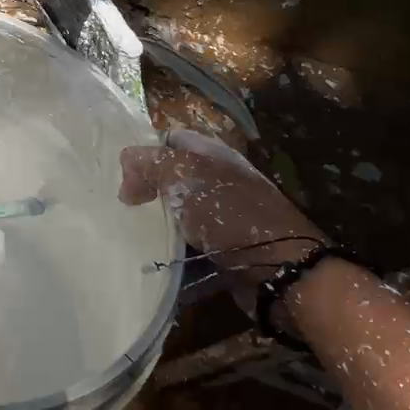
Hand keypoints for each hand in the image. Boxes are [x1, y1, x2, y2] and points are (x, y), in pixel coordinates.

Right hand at [119, 128, 327, 309]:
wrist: (284, 271)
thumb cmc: (229, 213)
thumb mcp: (178, 174)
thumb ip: (144, 162)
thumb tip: (127, 177)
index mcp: (213, 154)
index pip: (168, 138)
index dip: (145, 150)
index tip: (125, 172)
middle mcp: (221, 179)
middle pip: (172, 175)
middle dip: (148, 187)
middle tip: (128, 201)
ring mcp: (228, 214)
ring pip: (179, 209)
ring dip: (159, 219)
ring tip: (137, 227)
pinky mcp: (230, 246)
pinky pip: (191, 240)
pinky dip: (174, 246)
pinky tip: (159, 251)